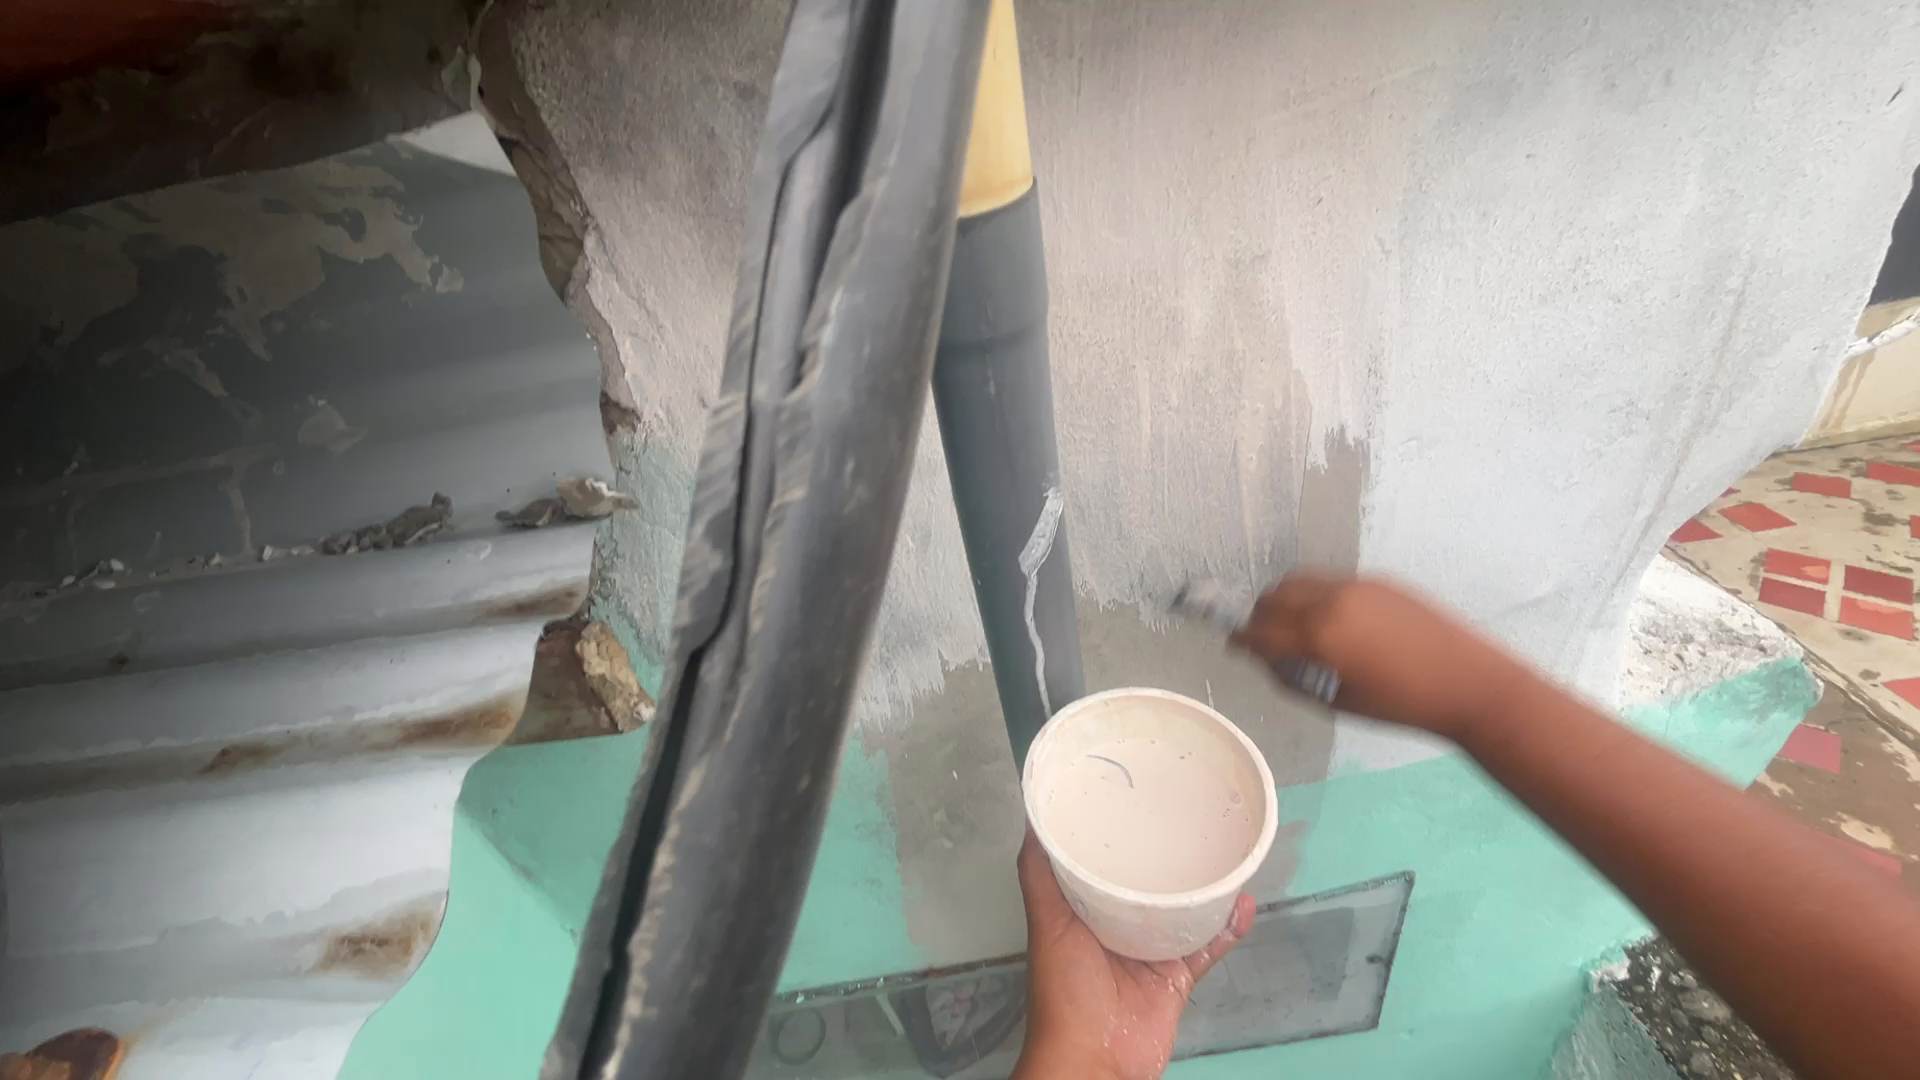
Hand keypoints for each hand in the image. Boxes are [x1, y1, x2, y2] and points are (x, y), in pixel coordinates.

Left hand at [1012, 831, 1253, 1079]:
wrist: (1095, 1059)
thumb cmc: (1064, 985)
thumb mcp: (1045, 918)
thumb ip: (1038, 871)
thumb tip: (1033, 813)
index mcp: (1085, 905)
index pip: (1102, 857)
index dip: (1116, 829)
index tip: (1133, 790)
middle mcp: (1119, 922)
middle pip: (1147, 880)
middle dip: (1166, 852)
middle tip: (1190, 813)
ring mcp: (1151, 949)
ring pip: (1183, 908)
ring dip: (1204, 885)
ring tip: (1225, 850)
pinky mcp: (1178, 976)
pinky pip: (1207, 945)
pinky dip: (1227, 927)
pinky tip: (1244, 903)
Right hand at [1228, 574, 1533, 741]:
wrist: (1473, 685)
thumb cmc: (1401, 705)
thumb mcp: (1335, 700)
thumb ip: (1291, 676)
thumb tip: (1268, 659)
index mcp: (1319, 635)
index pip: (1260, 630)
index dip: (1241, 639)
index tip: (1234, 645)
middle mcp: (1330, 600)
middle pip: (1272, 596)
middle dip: (1261, 617)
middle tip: (1265, 639)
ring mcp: (1355, 585)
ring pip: (1299, 582)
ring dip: (1286, 602)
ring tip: (1297, 627)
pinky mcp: (1378, 580)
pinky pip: (1329, 582)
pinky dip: (1315, 597)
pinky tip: (1333, 622)